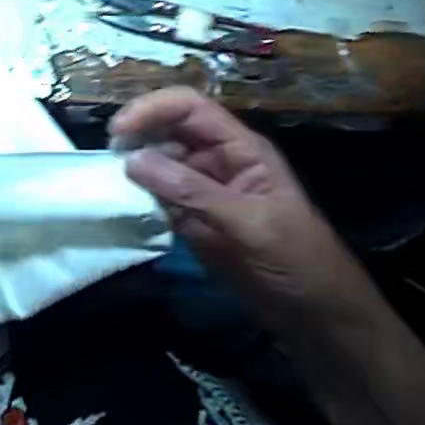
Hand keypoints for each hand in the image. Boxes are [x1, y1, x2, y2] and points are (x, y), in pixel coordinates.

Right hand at [112, 88, 363, 324]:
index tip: (119, 130)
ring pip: (160, 161)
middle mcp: (218, 159)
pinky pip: (159, 195)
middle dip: (138, 133)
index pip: (190, 108)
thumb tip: (134, 161)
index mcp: (240, 148)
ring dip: (135, 165)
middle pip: (170, 128)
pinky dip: (140, 196)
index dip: (152, 109)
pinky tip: (126, 204)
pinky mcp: (193, 217)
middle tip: (108, 156)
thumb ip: (192, 191)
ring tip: (112, 181)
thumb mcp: (249, 223)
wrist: (317, 317)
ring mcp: (204, 188)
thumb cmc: (298, 261)